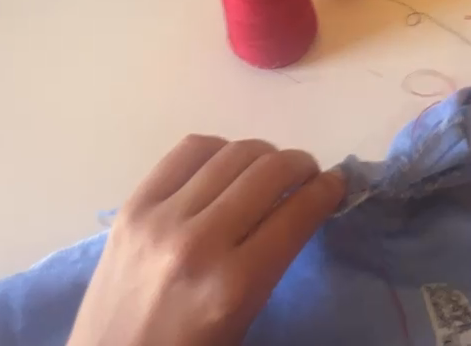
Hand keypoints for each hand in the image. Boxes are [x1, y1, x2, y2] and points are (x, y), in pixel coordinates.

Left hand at [66, 135, 345, 345]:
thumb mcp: (242, 321)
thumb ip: (272, 261)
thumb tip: (304, 202)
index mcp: (232, 287)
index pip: (296, 214)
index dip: (326, 191)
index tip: (336, 184)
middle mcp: (199, 243)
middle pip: (269, 172)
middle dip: (301, 165)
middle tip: (308, 175)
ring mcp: (161, 218)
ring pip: (233, 153)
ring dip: (264, 154)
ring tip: (269, 168)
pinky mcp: (133, 204)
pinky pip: (189, 150)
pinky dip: (218, 149)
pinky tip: (225, 166)